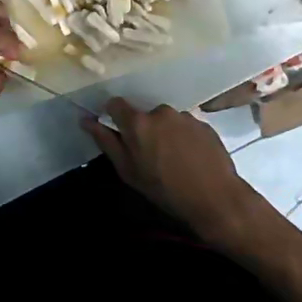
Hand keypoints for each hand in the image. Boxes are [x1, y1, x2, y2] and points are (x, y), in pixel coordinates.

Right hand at [82, 99, 267, 241]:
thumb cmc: (164, 189)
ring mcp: (186, 116)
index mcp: (139, 122)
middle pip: (144, 115)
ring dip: (165, 134)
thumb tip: (87, 120)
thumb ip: (107, 142)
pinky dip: (184, 138)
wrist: (214, 196)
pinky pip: (186, 127)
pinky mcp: (204, 124)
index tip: (117, 132)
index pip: (116, 104)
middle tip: (149, 156)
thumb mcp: (128, 171)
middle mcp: (162, 111)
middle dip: (144, 130)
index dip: (114, 116)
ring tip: (173, 160)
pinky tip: (189, 159)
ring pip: (167, 121)